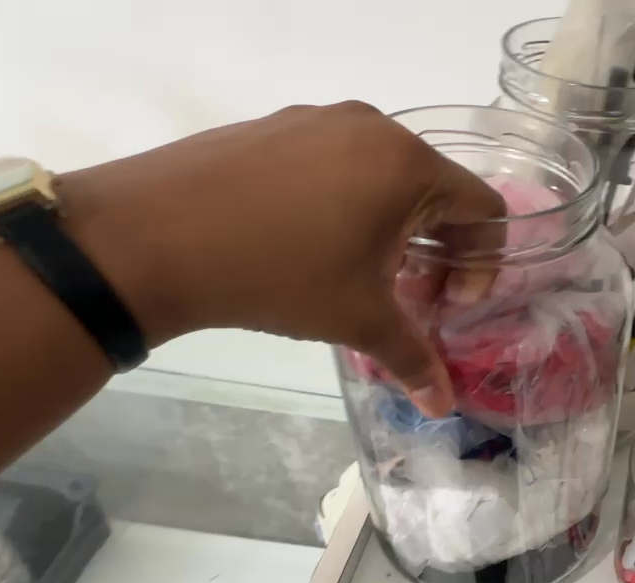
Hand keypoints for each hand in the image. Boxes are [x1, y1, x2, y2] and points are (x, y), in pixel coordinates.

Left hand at [61, 101, 504, 415]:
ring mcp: (320, 121)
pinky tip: (316, 246)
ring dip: (398, 230)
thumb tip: (442, 408)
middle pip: (439, 192)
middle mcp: (372, 129)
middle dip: (440, 251)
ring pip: (390, 178)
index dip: (482, 264)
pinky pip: (343, 165)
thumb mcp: (359, 322)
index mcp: (407, 167)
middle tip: (412, 296)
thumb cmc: (279, 275)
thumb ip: (414, 361)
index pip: (483, 210)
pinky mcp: (278, 127)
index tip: (448, 303)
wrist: (152, 237)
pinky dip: (353, 207)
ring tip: (364, 274)